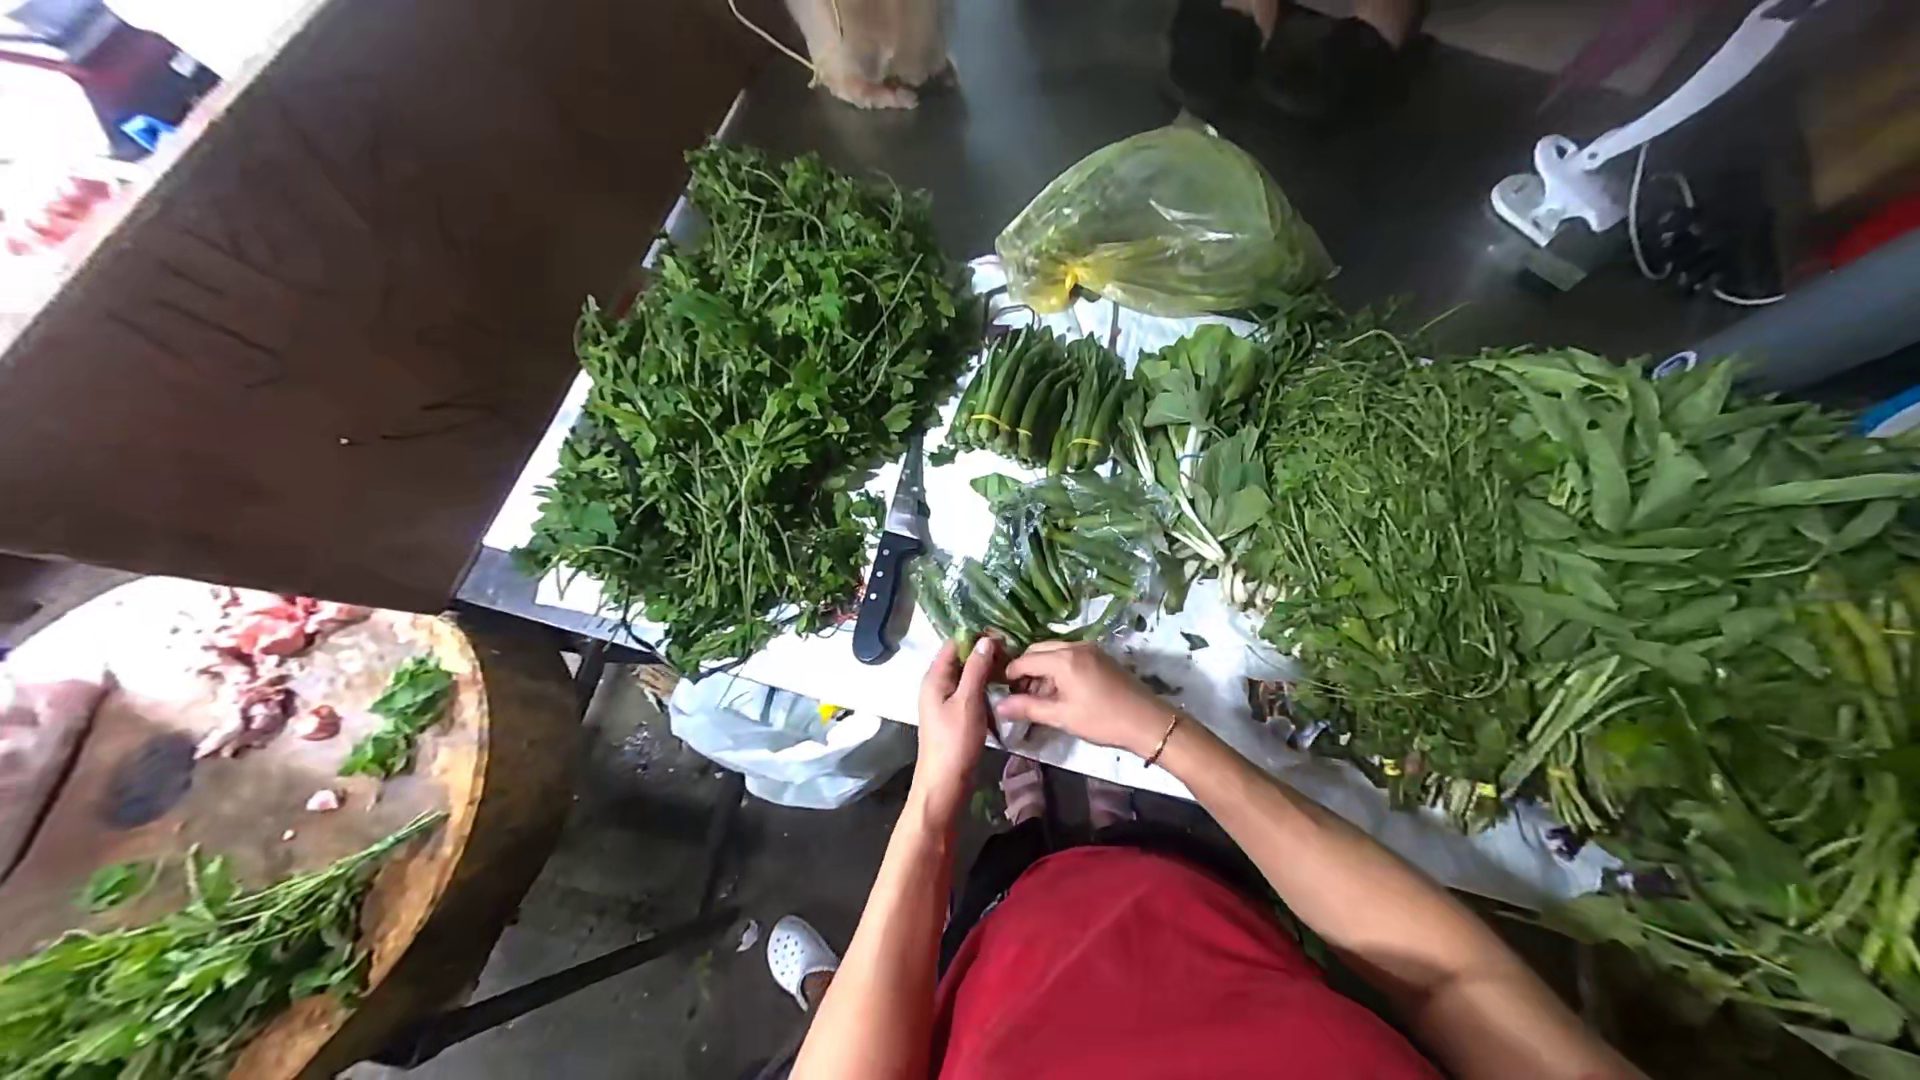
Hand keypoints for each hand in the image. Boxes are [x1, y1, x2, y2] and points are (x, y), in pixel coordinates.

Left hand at [912, 636, 996, 826]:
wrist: (945, 783)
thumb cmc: (955, 741)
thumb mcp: (968, 701)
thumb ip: (976, 669)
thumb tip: (986, 639)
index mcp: (934, 677)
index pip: (954, 643)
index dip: (977, 637)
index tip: (1003, 637)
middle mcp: (937, 684)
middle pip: (961, 658)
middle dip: (985, 654)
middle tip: (1013, 654)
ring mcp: (945, 700)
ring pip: (968, 676)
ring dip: (987, 672)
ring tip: (1011, 670)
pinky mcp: (954, 714)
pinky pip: (970, 692)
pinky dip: (984, 689)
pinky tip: (1002, 690)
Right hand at [997, 641, 1178, 758]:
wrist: (1147, 721)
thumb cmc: (1103, 720)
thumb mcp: (1062, 717)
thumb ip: (1028, 708)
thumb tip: (1000, 706)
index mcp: (1063, 659)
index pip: (1025, 659)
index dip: (1011, 675)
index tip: (1003, 691)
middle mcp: (1075, 646)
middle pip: (1038, 650)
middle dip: (1026, 669)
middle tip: (1020, 694)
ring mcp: (1089, 648)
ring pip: (1054, 651)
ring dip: (1042, 669)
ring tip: (1040, 696)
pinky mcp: (1099, 655)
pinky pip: (1069, 654)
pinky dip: (1058, 667)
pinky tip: (1060, 690)